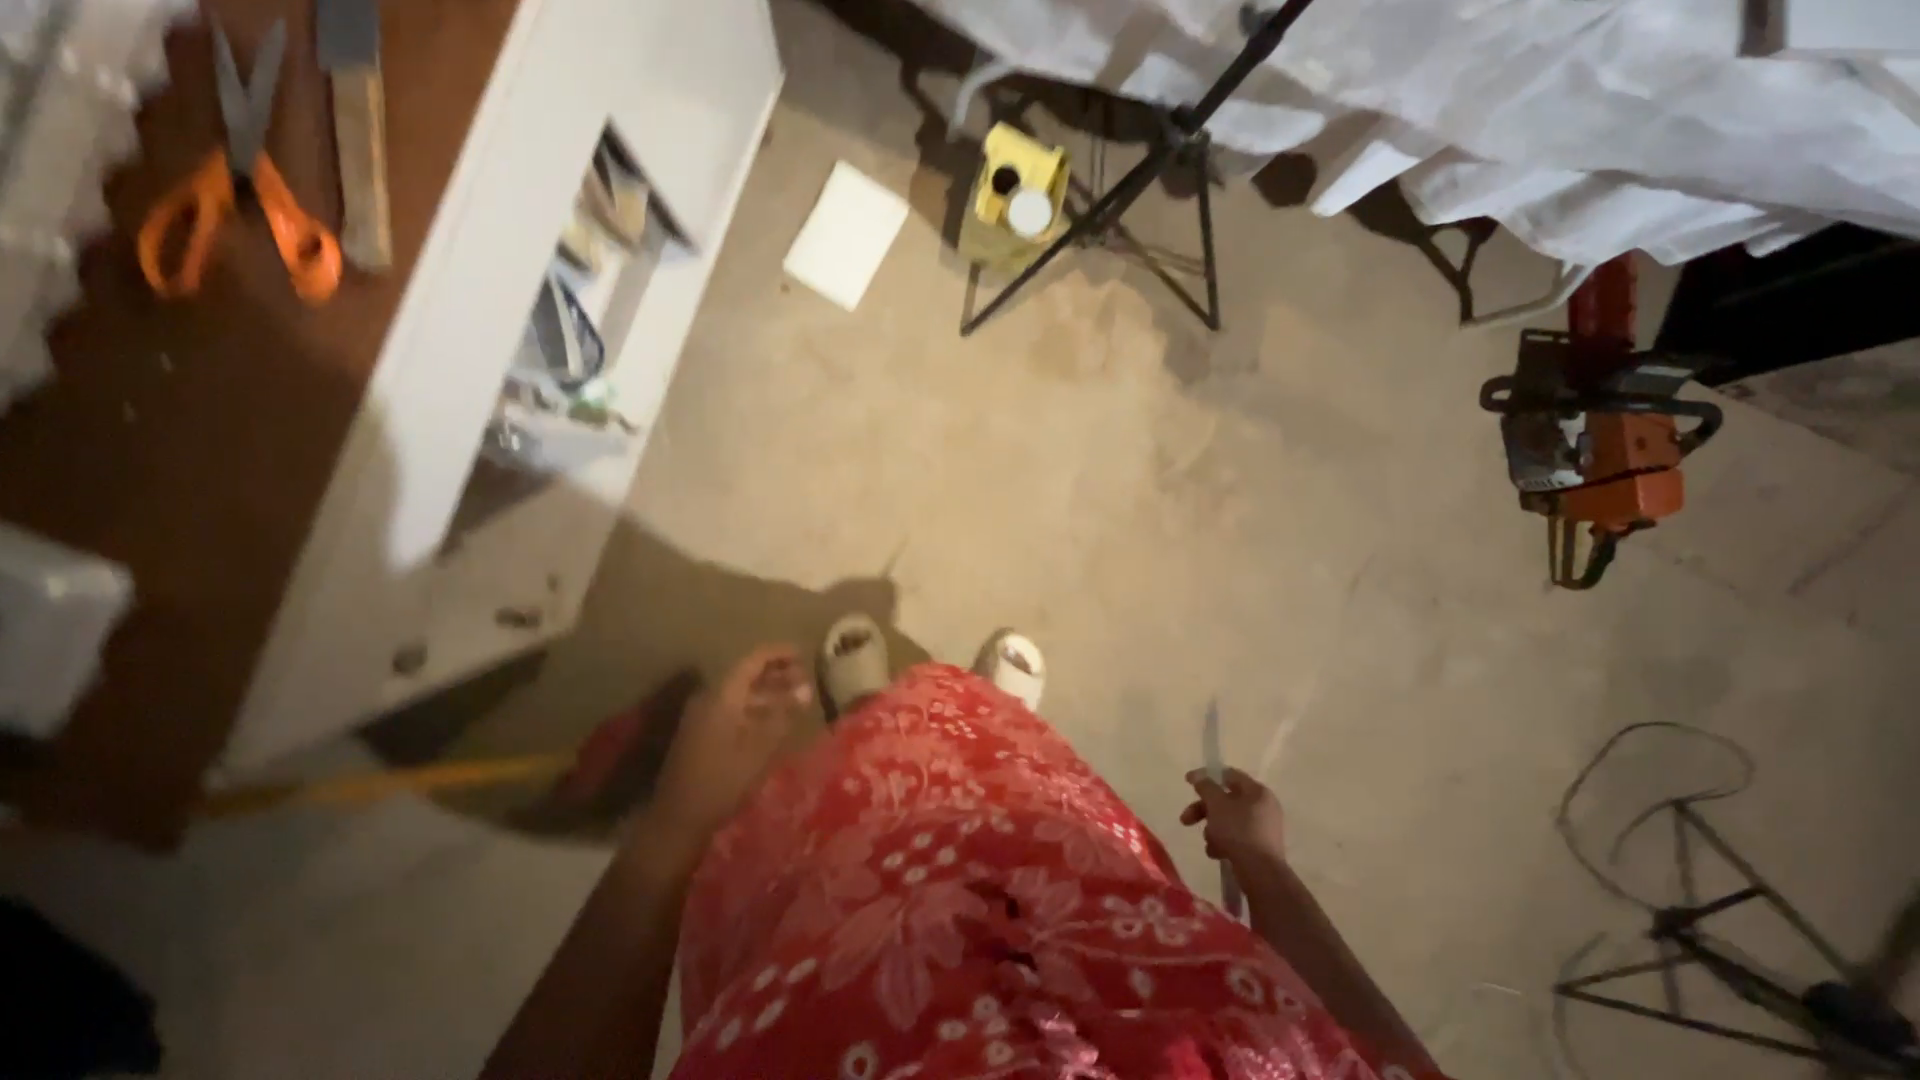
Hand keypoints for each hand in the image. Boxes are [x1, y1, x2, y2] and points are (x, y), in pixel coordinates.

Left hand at [653, 645, 812, 838]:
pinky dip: (755, 711)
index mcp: (722, 696)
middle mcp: (709, 699)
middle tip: (805, 679)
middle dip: (776, 675)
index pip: (753, 660)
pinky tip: (773, 723)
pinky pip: (732, 711)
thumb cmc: (722, 781)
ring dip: (767, 695)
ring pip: (740, 695)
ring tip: (795, 701)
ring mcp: (702, 718)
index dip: (778, 653)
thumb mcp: (759, 749)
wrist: (678, 819)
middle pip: (746, 676)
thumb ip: (783, 715)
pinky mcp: (701, 735)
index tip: (804, 654)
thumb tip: (805, 688)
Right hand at [1181, 767, 1285, 873]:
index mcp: (1257, 791)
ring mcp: (1263, 828)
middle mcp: (1263, 807)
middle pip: (1225, 801)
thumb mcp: (1217, 804)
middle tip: (1185, 820)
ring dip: (1212, 830)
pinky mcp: (1259, 847)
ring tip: (1208, 843)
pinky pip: (1236, 838)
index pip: (1229, 775)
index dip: (1206, 776)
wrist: (1260, 872)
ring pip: (1228, 821)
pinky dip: (1223, 842)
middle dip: (1203, 810)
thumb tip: (1197, 775)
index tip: (1187, 782)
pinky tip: (1216, 853)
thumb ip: (1206, 787)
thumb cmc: (1238, 831)